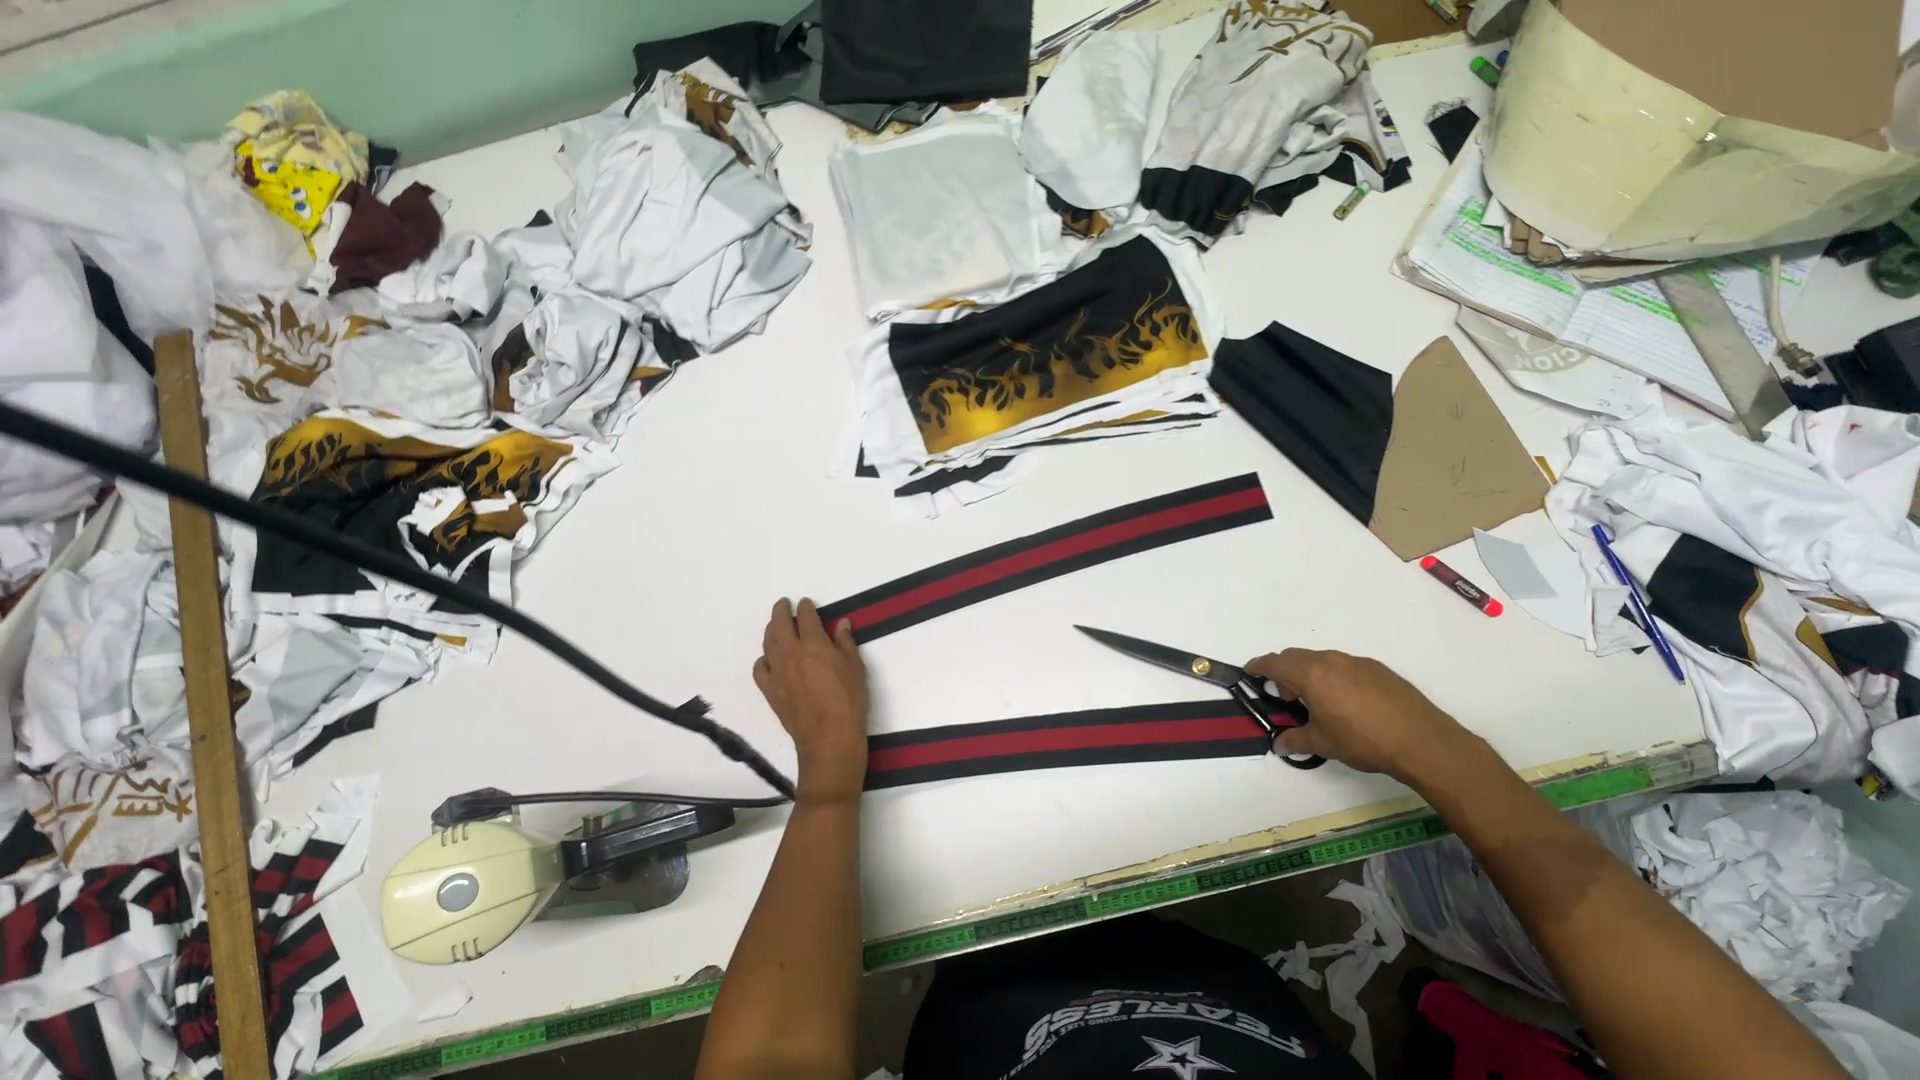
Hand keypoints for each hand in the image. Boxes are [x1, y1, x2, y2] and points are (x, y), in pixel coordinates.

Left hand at [754, 598, 869, 804]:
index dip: (806, 607)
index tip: (806, 603)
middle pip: (780, 624)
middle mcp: (791, 653)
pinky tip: (769, 659)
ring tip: (775, 625)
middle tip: (783, 604)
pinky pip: (760, 668)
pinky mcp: (770, 690)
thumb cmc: (849, 701)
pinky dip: (763, 658)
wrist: (829, 737)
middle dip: (781, 611)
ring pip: (768, 643)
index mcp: (814, 644)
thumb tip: (841, 623)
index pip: (806, 617)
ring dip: (771, 630)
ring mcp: (777, 672)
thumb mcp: (856, 668)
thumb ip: (845, 643)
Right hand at [1244, 648, 1476, 783]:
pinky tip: (1347, 702)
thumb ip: (1296, 739)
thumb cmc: (1363, 740)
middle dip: (1285, 672)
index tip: (1250, 671)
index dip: (1259, 666)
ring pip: (1323, 659)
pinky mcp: (1379, 669)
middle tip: (1287, 697)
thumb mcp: (1324, 743)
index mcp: (1312, 675)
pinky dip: (1335, 676)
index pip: (1276, 663)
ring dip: (1311, 673)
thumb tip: (1279, 743)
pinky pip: (1345, 666)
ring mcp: (1358, 662)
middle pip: (1297, 657)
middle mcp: (1332, 661)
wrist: (1421, 740)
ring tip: (1318, 701)